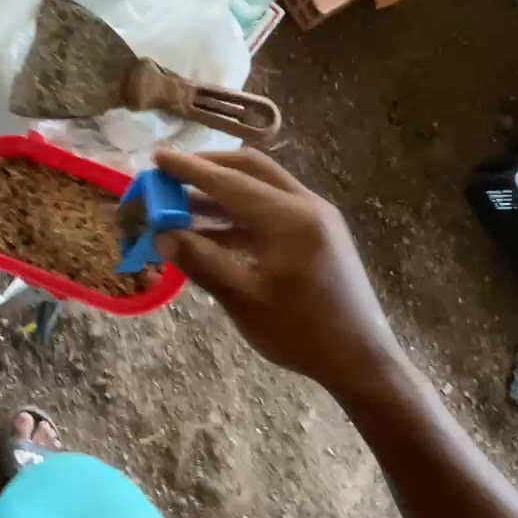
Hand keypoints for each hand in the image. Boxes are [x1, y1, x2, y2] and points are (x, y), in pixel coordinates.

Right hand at [155, 150, 405, 389]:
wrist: (360, 359)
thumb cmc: (301, 332)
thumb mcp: (244, 300)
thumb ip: (202, 261)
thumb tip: (161, 234)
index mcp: (290, 218)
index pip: (229, 182)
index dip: (189, 169)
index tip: (157, 157)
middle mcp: (306, 206)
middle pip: (250, 170)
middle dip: (207, 168)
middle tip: (170, 173)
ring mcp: (315, 218)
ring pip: (260, 189)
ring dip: (220, 193)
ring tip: (180, 203)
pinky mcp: (315, 235)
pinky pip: (270, 211)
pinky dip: (237, 214)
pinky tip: (208, 232)